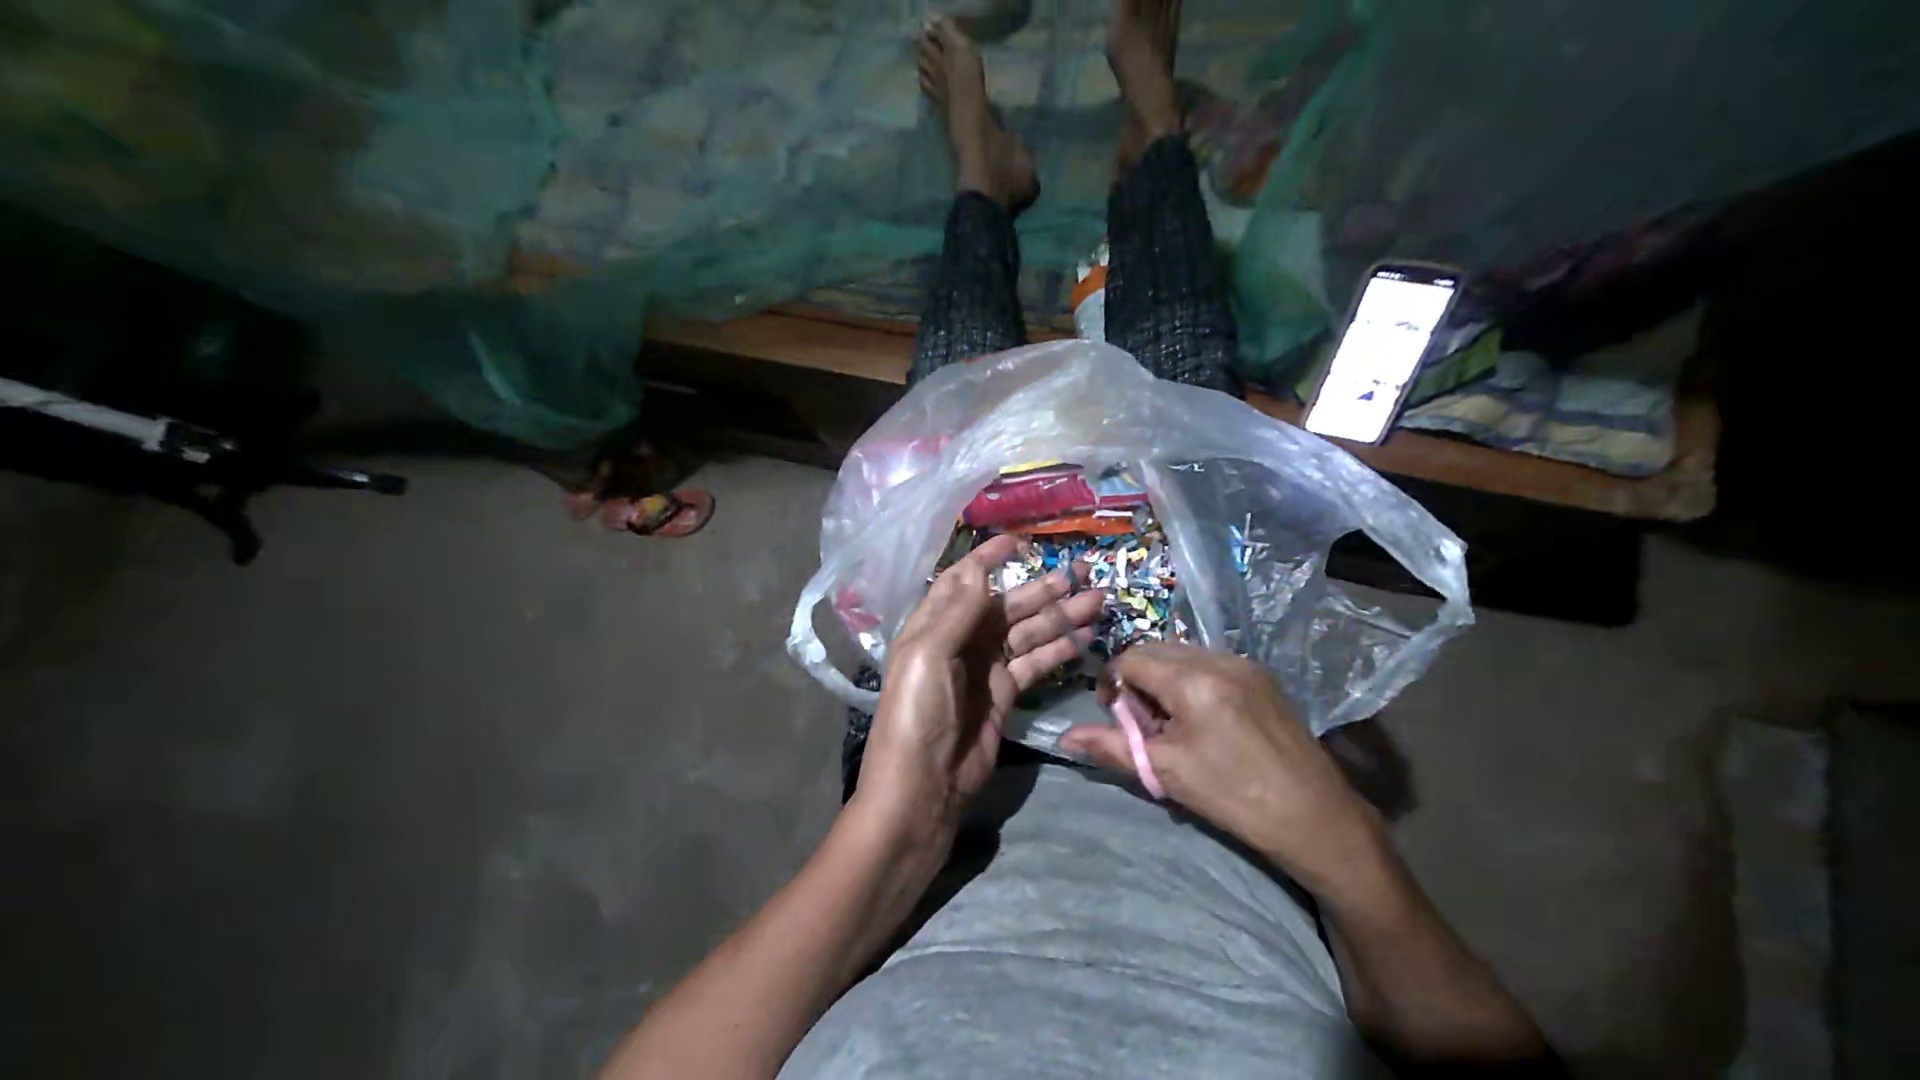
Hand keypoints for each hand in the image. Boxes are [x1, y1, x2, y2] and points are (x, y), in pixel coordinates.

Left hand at [852, 533, 1105, 844]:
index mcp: (934, 625)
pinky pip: (1036, 663)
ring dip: (1060, 616)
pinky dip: (1059, 650)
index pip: (963, 581)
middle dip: (1042, 587)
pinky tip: (1085, 638)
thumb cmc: (916, 716)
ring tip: (1097, 600)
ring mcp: (985, 668)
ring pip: (1028, 632)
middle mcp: (961, 641)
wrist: (923, 788)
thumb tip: (978, 569)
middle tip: (1082, 571)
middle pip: (1006, 605)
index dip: (989, 559)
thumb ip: (957, 612)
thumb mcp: (928, 657)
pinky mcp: (1005, 695)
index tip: (1021, 540)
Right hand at [1058, 643, 1387, 900]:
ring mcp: (1245, 665)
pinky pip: (1210, 664)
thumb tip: (1066, 738)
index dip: (1113, 684)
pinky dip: (1192, 682)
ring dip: (1164, 680)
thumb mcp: (1167, 771)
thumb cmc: (1235, 796)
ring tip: (1175, 726)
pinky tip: (1204, 723)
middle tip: (1147, 725)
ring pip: (1183, 655)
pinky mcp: (1262, 677)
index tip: (1117, 717)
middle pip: (1156, 650)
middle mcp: (1219, 658)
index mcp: (1193, 679)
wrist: (1316, 817)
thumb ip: (1112, 747)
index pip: (1131, 658)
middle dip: (1138, 681)